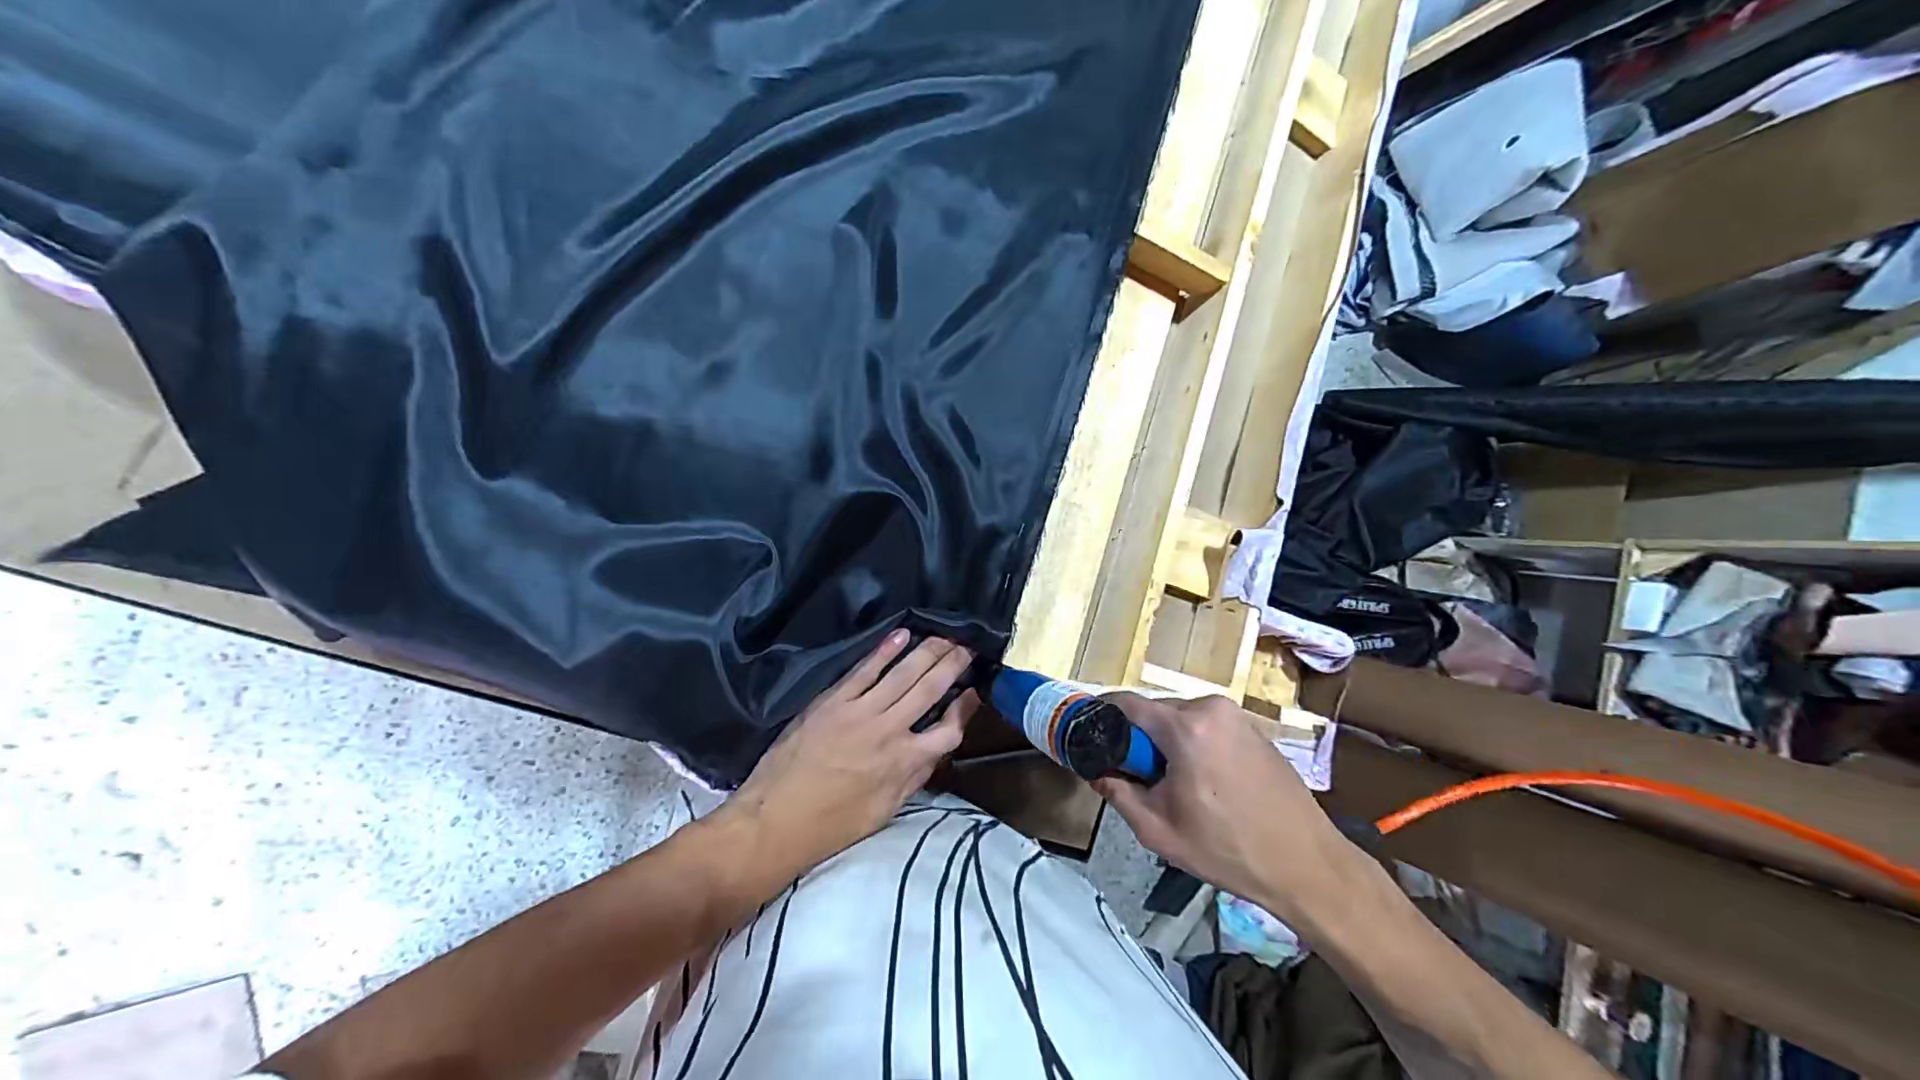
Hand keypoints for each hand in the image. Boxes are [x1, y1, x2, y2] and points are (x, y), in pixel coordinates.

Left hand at [710, 631, 977, 881]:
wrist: (777, 819)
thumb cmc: (833, 825)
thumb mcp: (885, 811)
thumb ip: (914, 778)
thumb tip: (935, 752)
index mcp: (905, 762)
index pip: (949, 730)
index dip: (965, 709)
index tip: (974, 692)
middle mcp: (889, 731)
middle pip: (930, 689)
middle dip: (953, 665)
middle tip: (967, 648)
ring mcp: (860, 711)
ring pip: (903, 674)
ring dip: (927, 652)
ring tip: (944, 636)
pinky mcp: (833, 701)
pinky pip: (865, 671)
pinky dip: (885, 651)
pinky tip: (901, 636)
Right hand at [1091, 694, 1351, 922]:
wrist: (1307, 864)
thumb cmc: (1228, 849)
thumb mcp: (1158, 830)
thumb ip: (1118, 794)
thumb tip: (1096, 773)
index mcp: (1186, 727)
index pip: (1127, 703)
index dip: (1102, 716)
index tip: (1090, 737)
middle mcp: (1211, 708)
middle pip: (1155, 711)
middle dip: (1138, 737)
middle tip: (1135, 775)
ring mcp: (1237, 716)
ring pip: (1181, 718)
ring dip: (1166, 741)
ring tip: (1171, 783)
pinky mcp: (1253, 728)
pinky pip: (1207, 726)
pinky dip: (1193, 743)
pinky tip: (1202, 781)